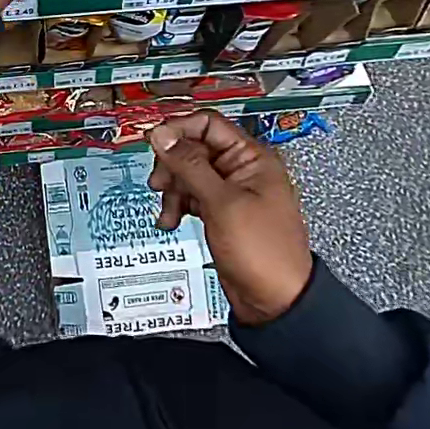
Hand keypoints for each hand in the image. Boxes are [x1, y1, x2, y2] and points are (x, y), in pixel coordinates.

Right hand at [148, 111, 311, 325]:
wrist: (276, 304)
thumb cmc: (264, 252)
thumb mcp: (221, 203)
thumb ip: (189, 165)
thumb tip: (162, 135)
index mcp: (251, 157)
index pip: (208, 124)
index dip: (178, 130)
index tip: (154, 142)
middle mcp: (241, 169)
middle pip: (194, 148)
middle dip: (172, 165)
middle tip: (159, 182)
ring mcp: (230, 191)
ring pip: (189, 173)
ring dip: (173, 190)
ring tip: (167, 211)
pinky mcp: (221, 211)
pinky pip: (191, 196)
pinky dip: (178, 205)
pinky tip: (172, 220)